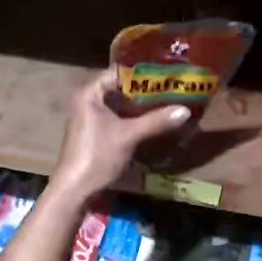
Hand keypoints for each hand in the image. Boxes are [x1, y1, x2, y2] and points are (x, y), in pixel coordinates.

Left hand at [49, 71, 190, 202]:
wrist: (75, 190)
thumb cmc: (97, 156)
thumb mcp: (128, 136)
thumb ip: (156, 121)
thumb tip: (185, 110)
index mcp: (89, 94)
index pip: (118, 72)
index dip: (142, 71)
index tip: (167, 70)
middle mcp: (88, 102)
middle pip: (120, 89)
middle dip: (146, 90)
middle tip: (173, 86)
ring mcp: (91, 119)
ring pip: (121, 106)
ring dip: (142, 106)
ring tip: (170, 101)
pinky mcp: (97, 134)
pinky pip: (119, 119)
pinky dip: (135, 119)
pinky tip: (155, 121)